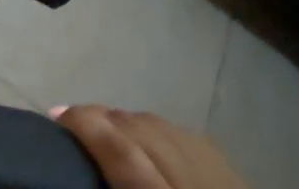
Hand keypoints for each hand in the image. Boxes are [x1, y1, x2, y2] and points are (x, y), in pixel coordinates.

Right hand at [54, 106, 247, 188]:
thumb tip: (77, 178)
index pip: (124, 154)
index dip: (87, 126)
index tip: (57, 115)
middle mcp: (198, 188)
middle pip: (143, 132)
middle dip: (102, 117)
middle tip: (72, 120)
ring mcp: (224, 181)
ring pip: (168, 129)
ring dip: (130, 121)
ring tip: (105, 128)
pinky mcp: (241, 181)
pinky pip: (193, 141)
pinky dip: (163, 133)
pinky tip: (149, 141)